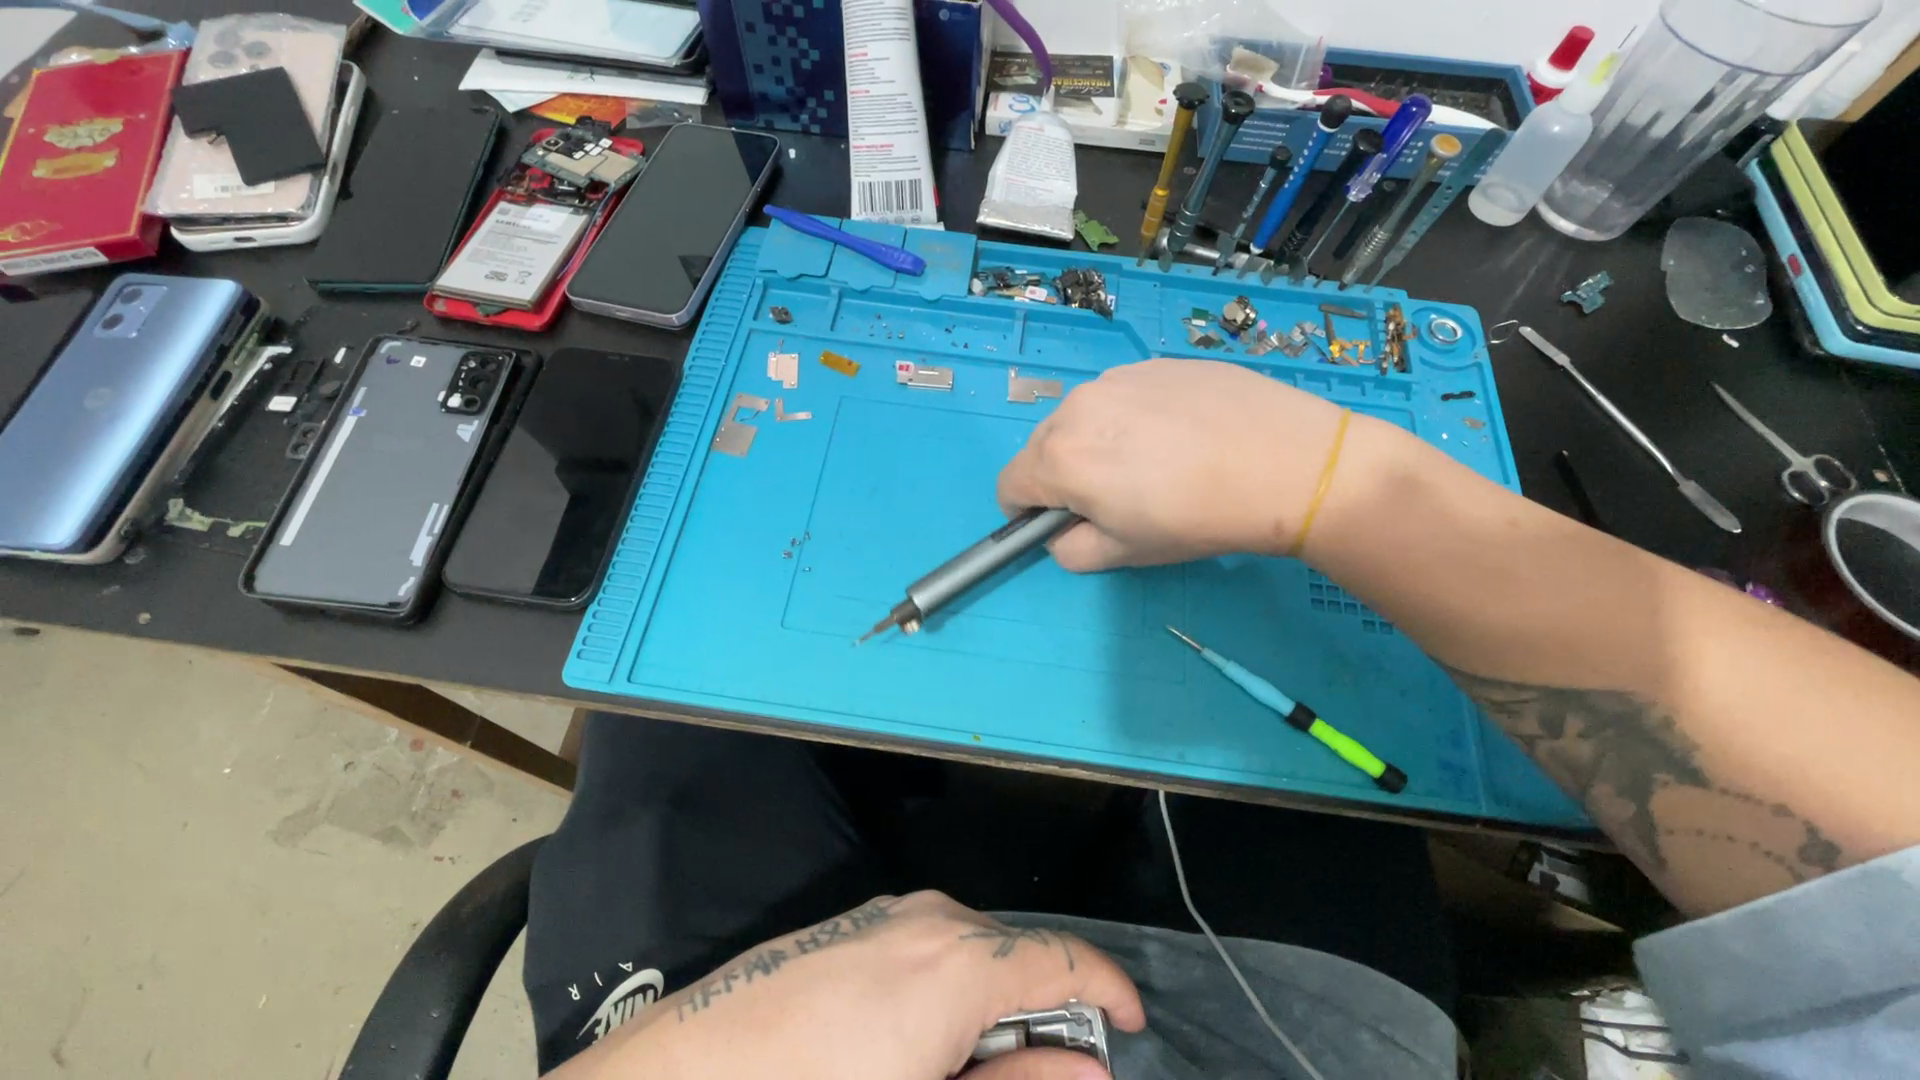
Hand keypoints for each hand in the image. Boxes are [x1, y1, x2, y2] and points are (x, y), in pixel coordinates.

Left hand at [555, 891, 1145, 1079]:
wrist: (691, 1074)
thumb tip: (1089, 1070)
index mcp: (963, 961)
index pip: (1064, 957)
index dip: (1109, 989)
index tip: (1133, 1025)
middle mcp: (932, 917)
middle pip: (1020, 947)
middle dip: (1049, 1000)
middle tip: (1050, 1064)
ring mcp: (886, 913)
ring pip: (974, 943)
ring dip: (997, 991)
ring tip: (980, 1056)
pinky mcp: (852, 923)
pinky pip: (930, 940)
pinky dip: (954, 979)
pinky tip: (923, 1030)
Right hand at [997, 359, 1355, 570]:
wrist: (1288, 463)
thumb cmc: (1197, 518)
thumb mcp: (1126, 553)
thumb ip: (1071, 551)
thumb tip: (1062, 536)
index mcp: (1058, 458)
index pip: (1008, 485)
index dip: (1026, 512)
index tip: (1062, 522)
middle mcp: (1075, 407)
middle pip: (1042, 448)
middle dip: (1062, 475)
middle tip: (1118, 497)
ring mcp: (1117, 377)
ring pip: (1082, 417)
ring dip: (1096, 442)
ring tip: (1156, 462)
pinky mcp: (1156, 362)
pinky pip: (1122, 395)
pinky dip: (1132, 417)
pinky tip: (1183, 434)